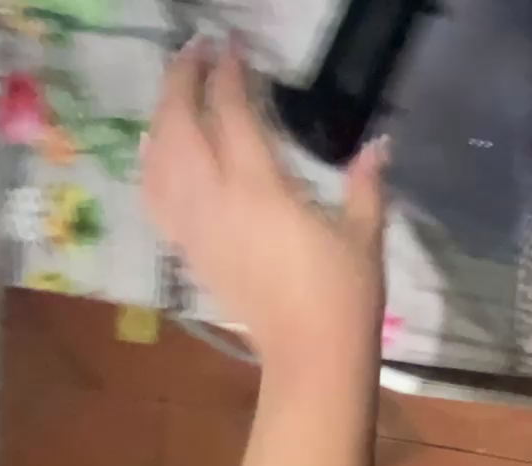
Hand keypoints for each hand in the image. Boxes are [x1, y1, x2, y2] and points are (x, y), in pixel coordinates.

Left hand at [142, 37, 387, 377]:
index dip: (229, 73)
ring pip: (157, 149)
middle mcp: (214, 194)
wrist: (312, 352)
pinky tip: (161, 150)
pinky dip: (152, 157)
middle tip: (195, 53)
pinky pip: (154, 187)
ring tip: (176, 94)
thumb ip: (365, 186)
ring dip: (162, 111)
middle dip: (182, 77)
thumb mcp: (365, 238)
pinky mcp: (187, 244)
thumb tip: (378, 145)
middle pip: (179, 119)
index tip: (233, 48)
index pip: (231, 111)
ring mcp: (193, 220)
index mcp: (261, 188)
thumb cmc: (346, 297)